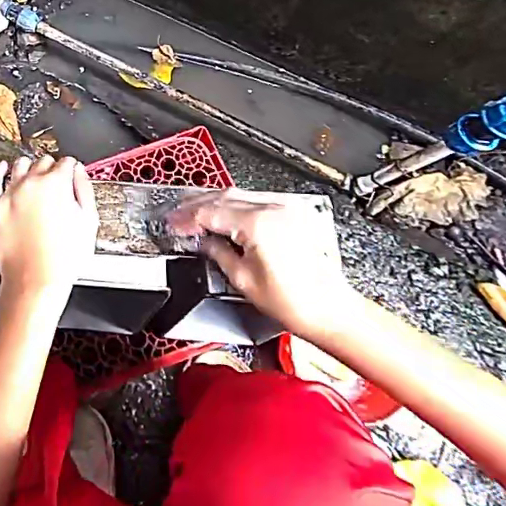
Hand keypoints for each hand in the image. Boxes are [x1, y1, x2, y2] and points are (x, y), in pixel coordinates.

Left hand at [0, 157, 96, 306]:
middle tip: (57, 181)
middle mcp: (32, 183)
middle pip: (44, 162)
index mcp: (57, 183)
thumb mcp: (88, 221)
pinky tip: (3, 168)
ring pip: (20, 166)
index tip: (72, 174)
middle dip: (52, 168)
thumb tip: (79, 172)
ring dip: (30, 166)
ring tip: (34, 173)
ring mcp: (11, 194)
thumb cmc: (64, 258)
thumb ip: (84, 190)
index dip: (72, 169)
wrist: (36, 281)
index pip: (66, 163)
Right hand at [167, 190, 361, 341]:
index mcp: (258, 223)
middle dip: (197, 205)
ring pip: (240, 194)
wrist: (332, 311)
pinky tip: (226, 213)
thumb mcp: (243, 279)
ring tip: (196, 212)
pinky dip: (237, 204)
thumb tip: (203, 241)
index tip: (173, 223)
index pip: (211, 212)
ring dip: (215, 202)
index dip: (187, 218)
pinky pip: (258, 200)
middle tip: (178, 215)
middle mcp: (274, 209)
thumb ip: (217, 252)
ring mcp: (287, 209)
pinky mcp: (295, 214)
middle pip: (224, 196)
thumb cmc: (297, 303)